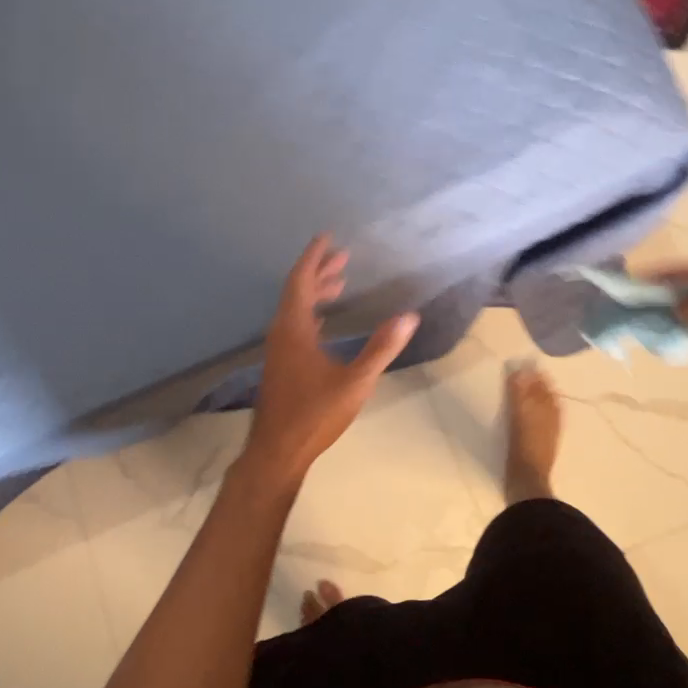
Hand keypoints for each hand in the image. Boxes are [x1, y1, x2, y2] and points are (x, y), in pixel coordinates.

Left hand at [243, 235, 419, 483]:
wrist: (277, 450)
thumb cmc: (314, 414)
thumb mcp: (355, 382)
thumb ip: (381, 348)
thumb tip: (409, 316)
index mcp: (294, 328)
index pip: (301, 280)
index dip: (314, 257)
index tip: (327, 237)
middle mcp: (282, 331)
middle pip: (297, 290)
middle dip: (319, 270)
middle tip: (343, 256)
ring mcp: (279, 348)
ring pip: (295, 308)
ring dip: (316, 291)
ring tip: (340, 281)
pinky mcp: (281, 363)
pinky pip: (295, 324)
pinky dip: (311, 312)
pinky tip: (325, 321)